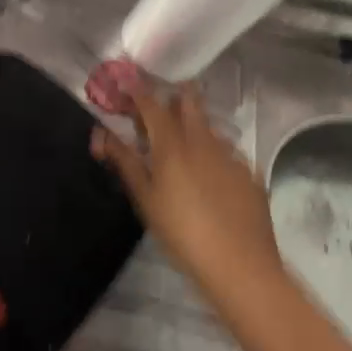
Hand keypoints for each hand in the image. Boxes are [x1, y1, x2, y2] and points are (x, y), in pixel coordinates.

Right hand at [89, 70, 282, 291]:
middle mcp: (203, 141)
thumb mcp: (144, 199)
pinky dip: (212, 152)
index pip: (151, 104)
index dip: (137, 90)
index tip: (125, 82)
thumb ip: (124, 161)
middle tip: (157, 105)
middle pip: (188, 101)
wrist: (242, 268)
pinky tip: (208, 175)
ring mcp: (231, 156)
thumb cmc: (182, 233)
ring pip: (209, 126)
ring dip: (193, 124)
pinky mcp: (250, 175)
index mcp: (172, 145)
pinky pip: (227, 151)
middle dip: (172, 95)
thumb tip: (101, 133)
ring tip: (181, 143)